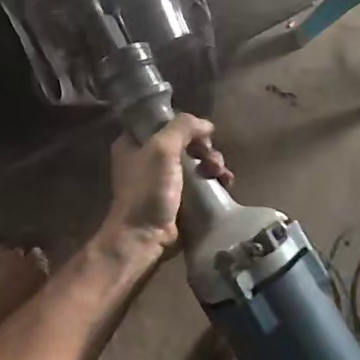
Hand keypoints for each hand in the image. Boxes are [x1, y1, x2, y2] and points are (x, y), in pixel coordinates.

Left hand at [99, 113, 230, 264]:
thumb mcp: (162, 149)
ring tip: (220, 174)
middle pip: (184, 142)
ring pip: (196, 161)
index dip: (184, 124)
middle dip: (204, 148)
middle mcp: (147, 159)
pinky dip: (214, 180)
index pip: (162, 122)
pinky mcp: (178, 199)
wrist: (144, 238)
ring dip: (213, 163)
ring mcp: (163, 180)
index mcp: (134, 143)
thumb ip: (183, 127)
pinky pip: (201, 181)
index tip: (200, 133)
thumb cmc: (147, 190)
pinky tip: (226, 183)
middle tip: (210, 158)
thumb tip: (207, 125)